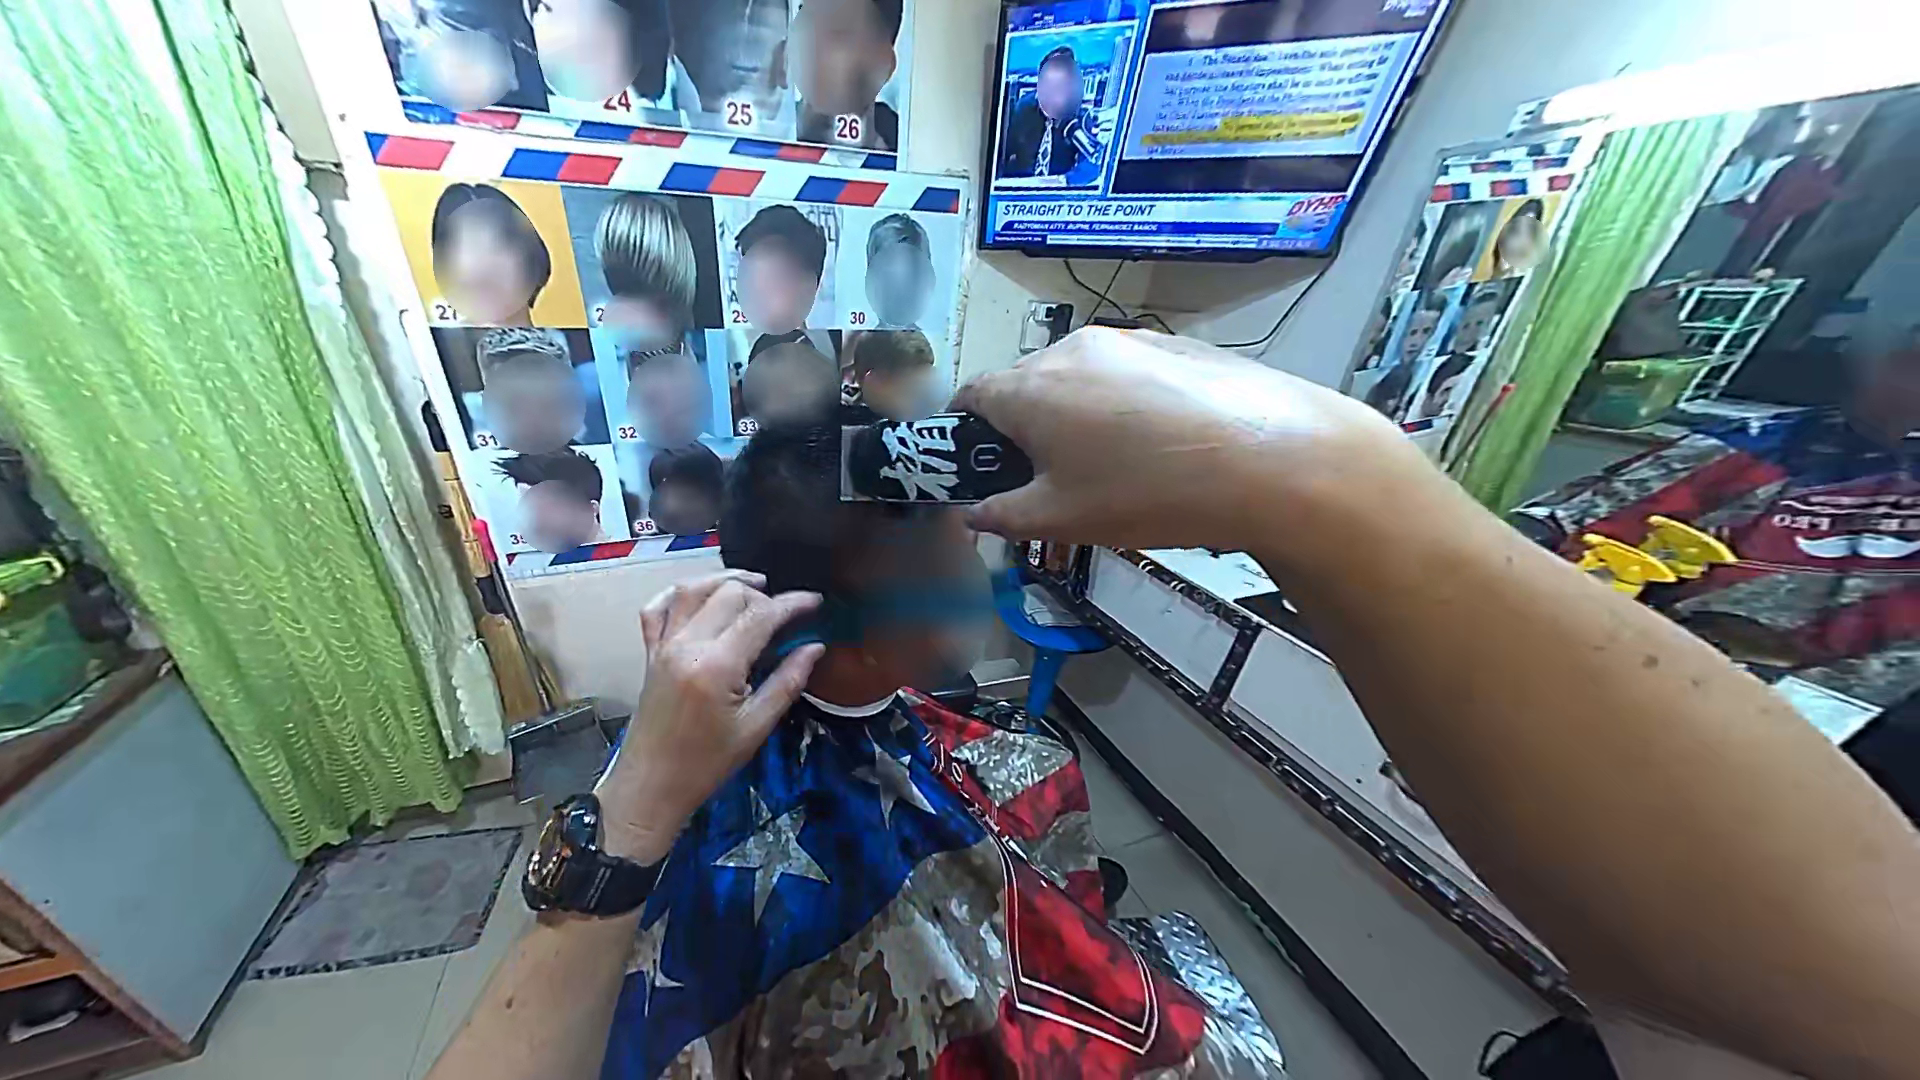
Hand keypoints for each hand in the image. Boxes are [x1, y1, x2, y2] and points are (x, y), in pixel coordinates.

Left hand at [596, 571, 823, 861]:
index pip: (761, 614)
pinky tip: (701, 595)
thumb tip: (815, 646)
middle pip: (729, 593)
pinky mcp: (649, 652)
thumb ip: (788, 681)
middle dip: (764, 594)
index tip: (815, 602)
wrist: (650, 787)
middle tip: (785, 612)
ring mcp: (662, 646)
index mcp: (717, 665)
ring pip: (693, 589)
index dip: (793, 603)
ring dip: (725, 581)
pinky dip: (679, 593)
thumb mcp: (757, 726)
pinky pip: (657, 608)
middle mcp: (687, 645)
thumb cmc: (707, 763)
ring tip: (754, 585)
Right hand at [953, 328, 1426, 555]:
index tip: (975, 460)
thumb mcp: (1062, 519)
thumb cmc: (1146, 494)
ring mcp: (1128, 340)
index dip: (963, 429)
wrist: (1273, 460)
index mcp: (1031, 388)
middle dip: (1020, 425)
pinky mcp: (1174, 343)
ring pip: (1075, 376)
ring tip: (1108, 460)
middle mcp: (1071, 351)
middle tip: (1046, 474)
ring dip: (1070, 412)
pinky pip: (1123, 371)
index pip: (971, 395)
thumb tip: (971, 513)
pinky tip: (1156, 440)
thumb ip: (1002, 516)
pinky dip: (1117, 401)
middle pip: (1023, 383)